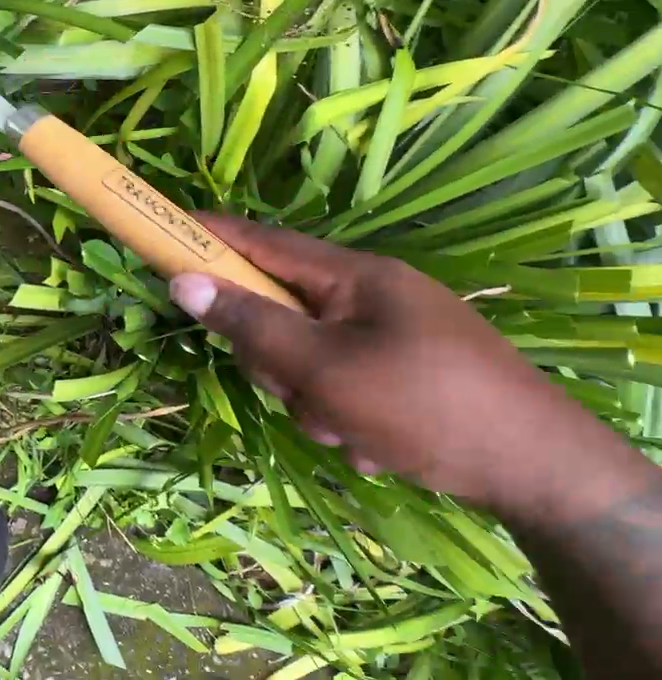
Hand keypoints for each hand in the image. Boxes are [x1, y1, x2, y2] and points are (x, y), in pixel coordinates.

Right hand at [168, 216, 633, 519]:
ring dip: (308, 395)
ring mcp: (396, 335)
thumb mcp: (320, 368)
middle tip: (287, 388)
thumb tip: (180, 281)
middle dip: (271, 354)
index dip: (207, 234)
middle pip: (280, 307)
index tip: (160, 234)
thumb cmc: (425, 407)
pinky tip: (371, 442)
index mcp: (356, 276)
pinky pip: (344, 380)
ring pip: (308, 352)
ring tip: (343, 430)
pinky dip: (342, 412)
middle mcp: (374, 296)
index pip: (262, 240)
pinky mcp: (413, 373)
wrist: (554, 480)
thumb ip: (246, 323)